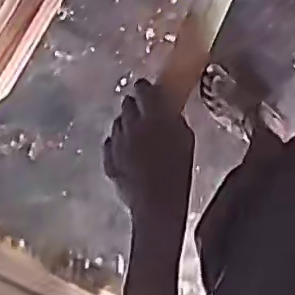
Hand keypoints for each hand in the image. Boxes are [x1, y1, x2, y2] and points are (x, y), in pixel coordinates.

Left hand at [102, 79, 192, 220]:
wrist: (157, 205)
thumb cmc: (178, 170)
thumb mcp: (185, 138)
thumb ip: (174, 118)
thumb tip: (168, 110)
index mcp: (152, 114)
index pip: (142, 89)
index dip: (145, 89)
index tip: (149, 90)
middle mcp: (130, 123)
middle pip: (127, 103)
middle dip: (135, 106)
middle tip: (145, 114)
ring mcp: (116, 142)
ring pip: (117, 123)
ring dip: (126, 125)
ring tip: (137, 135)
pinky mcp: (108, 160)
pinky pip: (110, 144)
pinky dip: (117, 144)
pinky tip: (127, 152)